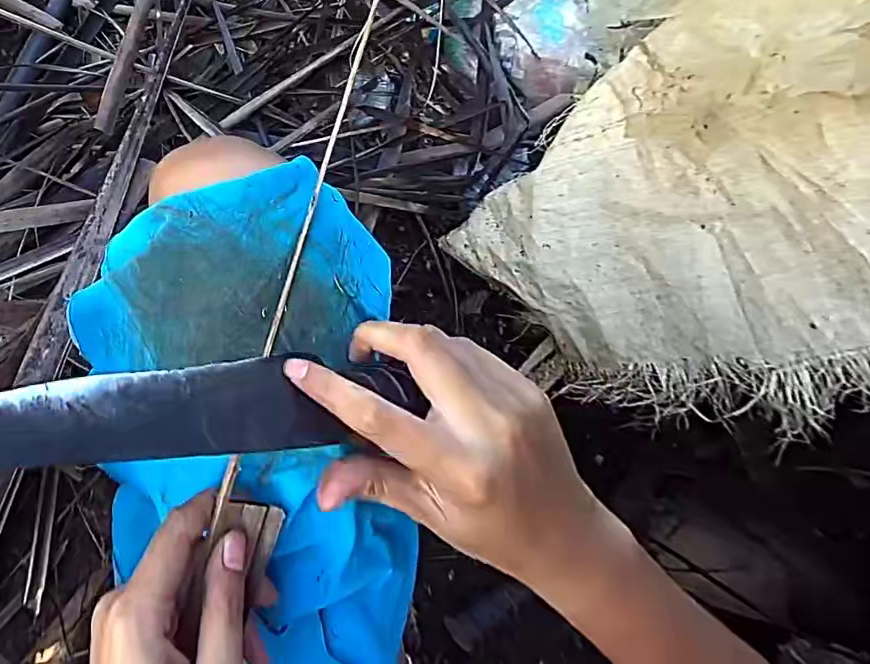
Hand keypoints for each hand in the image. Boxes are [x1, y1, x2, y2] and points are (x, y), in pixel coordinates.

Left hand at [91, 492, 265, 663]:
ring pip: (180, 593)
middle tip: (265, 607)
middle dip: (230, 583)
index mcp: (134, 607)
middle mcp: (117, 607)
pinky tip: (226, 654)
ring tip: (250, 651)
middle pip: (184, 565)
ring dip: (221, 613)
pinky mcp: (120, 642)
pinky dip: (200, 629)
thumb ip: (226, 602)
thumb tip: (234, 544)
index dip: (213, 506)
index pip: (178, 528)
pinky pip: (166, 617)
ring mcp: (115, 626)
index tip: (244, 499)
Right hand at [283, 321, 623, 590]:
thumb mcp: (430, 514)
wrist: (570, 534)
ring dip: (408, 341)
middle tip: (359, 352)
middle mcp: (486, 423)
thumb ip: (372, 483)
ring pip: (442, 338)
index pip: (379, 416)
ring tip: (396, 367)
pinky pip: (469, 348)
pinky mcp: (524, 383)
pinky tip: (436, 374)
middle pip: (418, 346)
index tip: (300, 369)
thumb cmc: (496, 531)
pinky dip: (441, 351)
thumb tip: (322, 487)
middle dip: (377, 335)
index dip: (331, 388)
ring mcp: (511, 397)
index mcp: (457, 465)